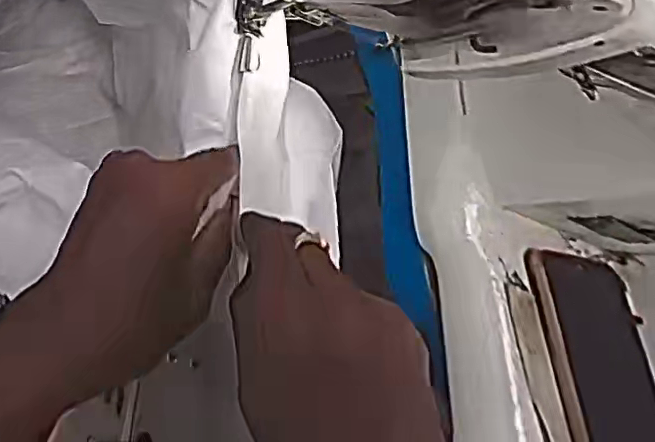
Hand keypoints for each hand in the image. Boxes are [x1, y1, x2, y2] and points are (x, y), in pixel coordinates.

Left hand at [0, 148, 238, 440]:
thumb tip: (228, 214)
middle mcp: (141, 170)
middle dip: (203, 197)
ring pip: (166, 175)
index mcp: (172, 190)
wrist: (63, 334)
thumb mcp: (198, 289)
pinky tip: (145, 245)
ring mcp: (115, 173)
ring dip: (172, 200)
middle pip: (193, 169)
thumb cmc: (117, 323)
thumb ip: (223, 235)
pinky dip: (147, 202)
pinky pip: (140, 181)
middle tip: (202, 238)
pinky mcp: (98, 183)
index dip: (238, 182)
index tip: (239, 197)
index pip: (223, 161)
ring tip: (166, 249)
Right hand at [231, 214, 442, 441]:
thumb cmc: (307, 439)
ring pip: (341, 279)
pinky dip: (364, 323)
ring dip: (332, 299)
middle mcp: (328, 294)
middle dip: (296, 266)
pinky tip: (357, 362)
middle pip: (306, 248)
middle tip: (289, 299)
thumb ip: (251, 313)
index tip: (256, 234)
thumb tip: (253, 286)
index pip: (268, 234)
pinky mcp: (403, 326)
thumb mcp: (253, 376)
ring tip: (326, 350)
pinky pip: (374, 306)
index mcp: (279, 303)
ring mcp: (370, 308)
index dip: (259, 233)